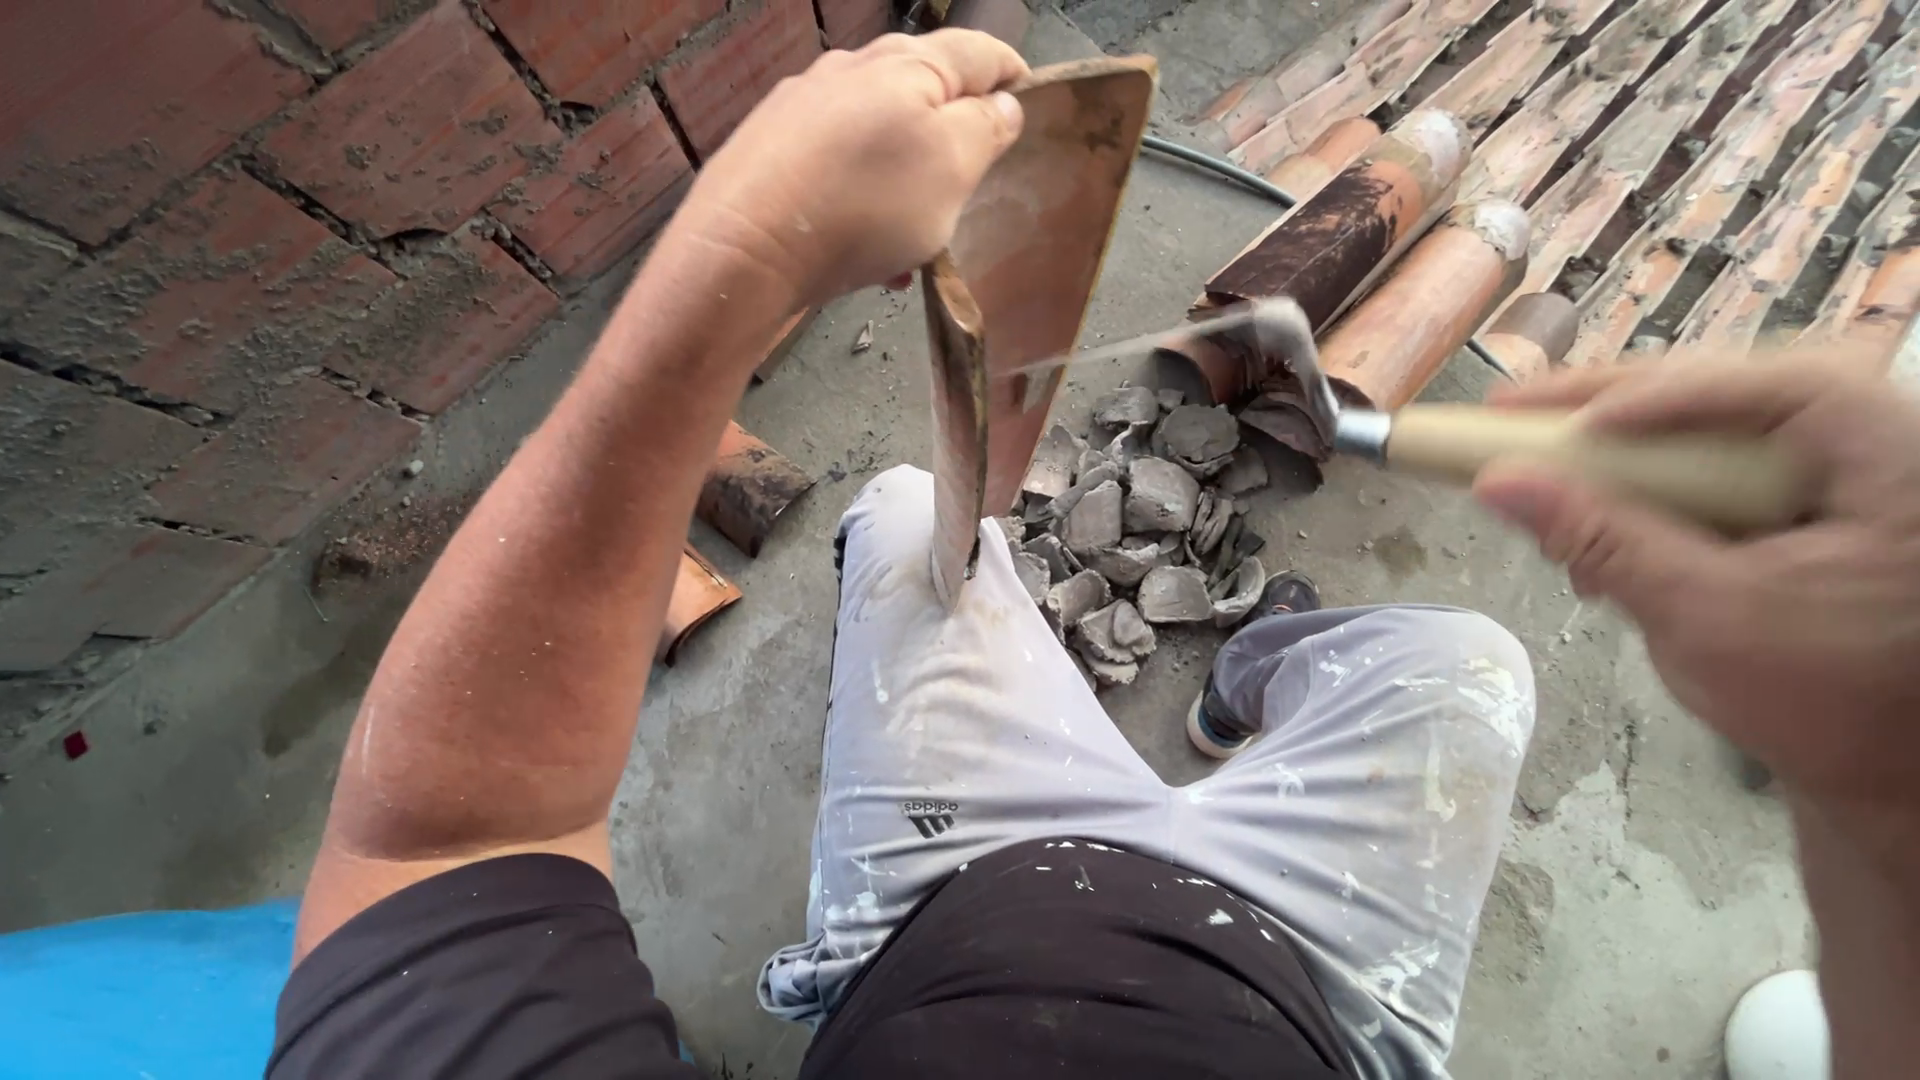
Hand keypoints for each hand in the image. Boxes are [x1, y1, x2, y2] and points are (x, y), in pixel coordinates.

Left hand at [672, 30, 1028, 307]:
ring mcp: (804, 109)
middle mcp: (850, 71)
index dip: (1011, 74)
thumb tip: (1003, 104)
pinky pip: (839, 172)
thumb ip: (986, 129)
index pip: (977, 51)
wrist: (747, 250)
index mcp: (905, 65)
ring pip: (879, 140)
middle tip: (975, 181)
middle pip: (923, 94)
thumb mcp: (951, 168)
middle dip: (954, 137)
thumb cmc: (864, 206)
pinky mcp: (772, 152)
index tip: (1030, 98)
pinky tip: (870, 255)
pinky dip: (867, 205)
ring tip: (919, 241)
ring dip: (908, 184)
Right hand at [1470, 346, 1919, 813]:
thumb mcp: (1701, 614)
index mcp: (1897, 467)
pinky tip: (1590, 522)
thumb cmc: (1822, 700)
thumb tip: (1495, 482)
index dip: (1669, 392)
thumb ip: (1601, 539)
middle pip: (1733, 394)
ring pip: (1713, 430)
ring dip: (1617, 450)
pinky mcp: (1803, 507)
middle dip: (1614, 404)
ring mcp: (1842, 479)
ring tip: (1539, 473)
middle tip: (1513, 411)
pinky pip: (1711, 470)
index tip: (1568, 425)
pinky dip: (1641, 486)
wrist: (1888, 767)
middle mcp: (1879, 453)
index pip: (1787, 388)